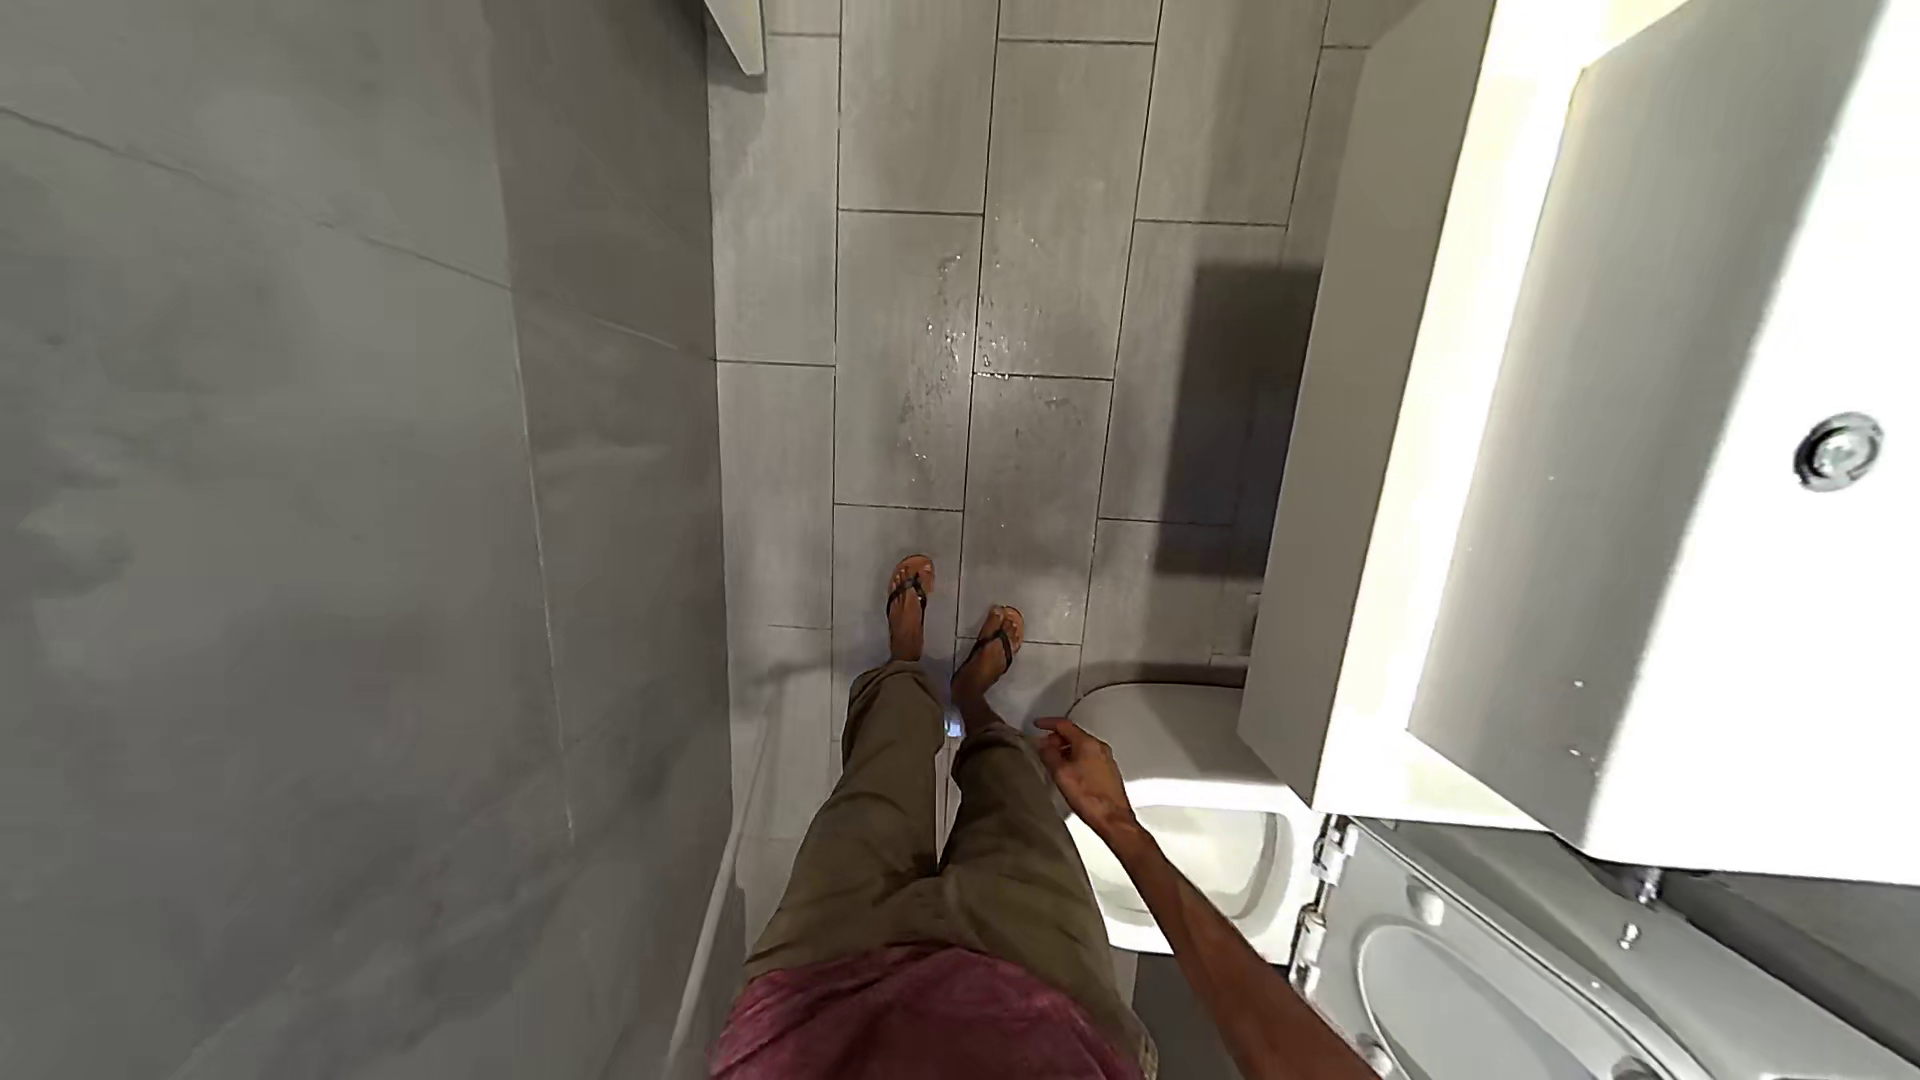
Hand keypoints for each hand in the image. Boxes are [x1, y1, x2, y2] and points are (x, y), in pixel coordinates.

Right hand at [1033, 718, 1140, 847]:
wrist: (1112, 820)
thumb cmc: (1090, 798)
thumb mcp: (1060, 773)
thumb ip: (1048, 755)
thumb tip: (1042, 745)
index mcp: (1088, 743)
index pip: (1064, 725)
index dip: (1048, 723)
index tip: (1039, 725)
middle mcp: (1100, 748)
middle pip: (1074, 735)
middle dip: (1056, 739)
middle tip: (1044, 747)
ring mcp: (1106, 760)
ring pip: (1082, 747)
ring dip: (1066, 750)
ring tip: (1054, 762)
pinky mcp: (1109, 773)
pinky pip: (1089, 758)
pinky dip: (1077, 760)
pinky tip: (1070, 774)